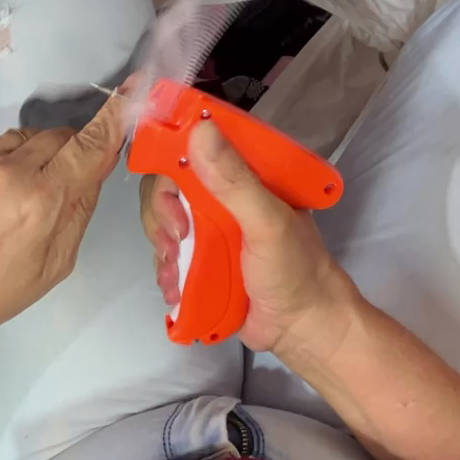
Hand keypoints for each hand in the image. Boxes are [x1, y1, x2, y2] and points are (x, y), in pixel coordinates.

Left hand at [0, 94, 127, 392]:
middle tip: (65, 183)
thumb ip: (80, 209)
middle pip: (59, 135)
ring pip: (25, 138)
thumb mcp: (56, 264)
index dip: (113, 118)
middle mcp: (7, 172)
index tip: (132, 91)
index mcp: (40, 201)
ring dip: (36, 156)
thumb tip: (98, 166)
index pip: (88, 144)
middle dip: (71, 152)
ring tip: (24, 195)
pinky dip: (4, 165)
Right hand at [140, 122, 362, 360]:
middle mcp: (224, 198)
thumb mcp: (267, 223)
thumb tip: (199, 131)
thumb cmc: (294, 271)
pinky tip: (175, 288)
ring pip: (164, 225)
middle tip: (175, 244)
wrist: (299, 328)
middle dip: (161, 218)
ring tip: (174, 275)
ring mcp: (210, 231)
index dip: (171, 169)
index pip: (194, 151)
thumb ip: (235, 181)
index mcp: (245, 176)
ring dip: (162, 251)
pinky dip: (166, 272)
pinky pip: (169, 257)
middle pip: (169, 189)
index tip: (173, 202)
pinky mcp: (201, 261)